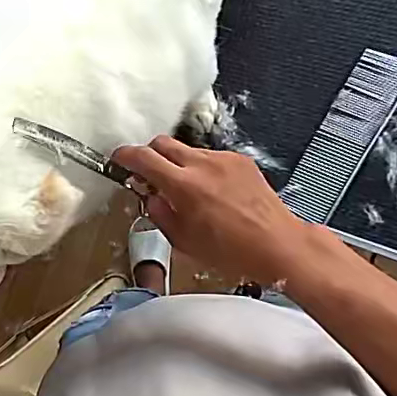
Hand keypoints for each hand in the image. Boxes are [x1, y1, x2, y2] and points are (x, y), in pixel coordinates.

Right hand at [111, 136, 325, 283]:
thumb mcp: (183, 241)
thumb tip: (150, 197)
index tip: (119, 159)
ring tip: (185, 192)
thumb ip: (160, 213)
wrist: (277, 245)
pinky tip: (211, 192)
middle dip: (150, 156)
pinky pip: (211, 158)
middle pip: (162, 143)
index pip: (143, 157)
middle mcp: (202, 165)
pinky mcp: (240, 161)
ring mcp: (223, 160)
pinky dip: (202, 169)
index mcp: (183, 186)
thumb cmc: (231, 251)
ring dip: (178, 165)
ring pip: (187, 151)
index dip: (125, 156)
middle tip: (149, 176)